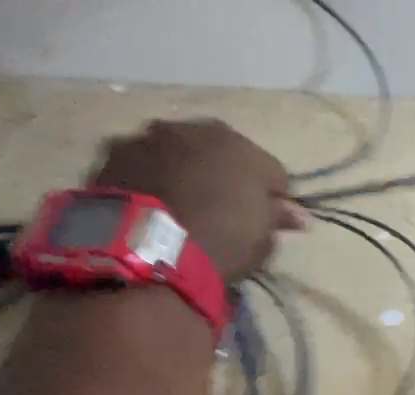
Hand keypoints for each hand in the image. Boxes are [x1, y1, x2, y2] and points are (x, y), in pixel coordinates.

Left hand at [88, 119, 306, 282]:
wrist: (149, 246)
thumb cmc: (223, 239)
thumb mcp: (264, 237)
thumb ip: (278, 216)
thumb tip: (299, 215)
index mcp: (240, 146)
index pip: (272, 171)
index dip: (274, 196)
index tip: (271, 218)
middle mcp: (194, 129)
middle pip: (221, 153)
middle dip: (226, 174)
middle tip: (226, 208)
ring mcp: (150, 137)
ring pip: (180, 152)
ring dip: (186, 171)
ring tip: (186, 205)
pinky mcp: (115, 153)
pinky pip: (146, 163)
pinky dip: (154, 177)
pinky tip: (156, 203)